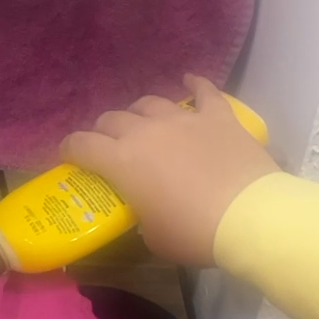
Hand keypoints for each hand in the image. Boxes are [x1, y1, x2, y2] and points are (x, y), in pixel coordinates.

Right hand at [60, 74, 277, 266]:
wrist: (249, 216)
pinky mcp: (218, 117)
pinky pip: (204, 91)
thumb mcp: (154, 237)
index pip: (81, 145)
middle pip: (112, 119)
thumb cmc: (194, 233)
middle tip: (109, 146)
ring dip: (140, 113)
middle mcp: (146, 131)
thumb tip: (145, 214)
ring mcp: (183, 119)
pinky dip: (194, 85)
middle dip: (104, 132)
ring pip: (150, 103)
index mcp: (121, 161)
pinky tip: (189, 80)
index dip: (69, 149)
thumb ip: (141, 217)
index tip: (68, 157)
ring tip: (143, 123)